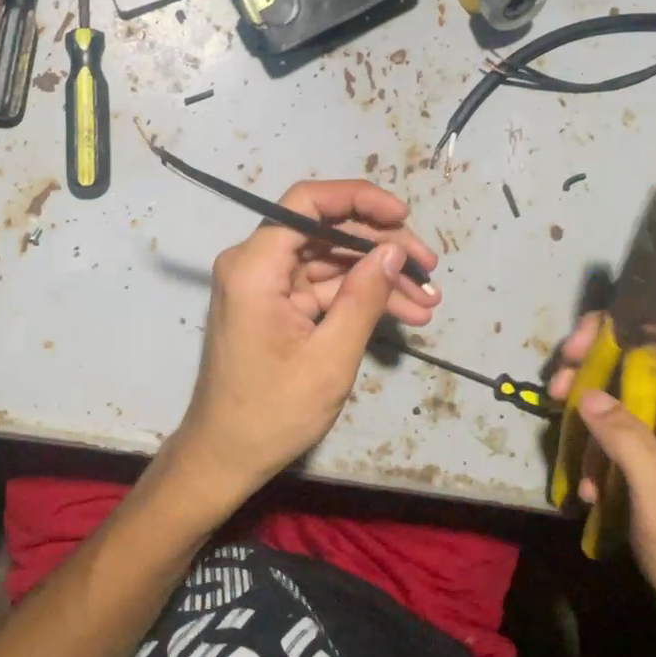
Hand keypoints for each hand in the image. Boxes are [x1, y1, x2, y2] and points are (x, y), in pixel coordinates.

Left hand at [167, 180, 439, 504]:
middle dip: (380, 246)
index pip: (306, 202)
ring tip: (428, 300)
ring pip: (330, 259)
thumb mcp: (330, 358)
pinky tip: (403, 312)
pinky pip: (322, 287)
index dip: (357, 199)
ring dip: (378, 277)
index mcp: (255, 266)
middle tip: (430, 269)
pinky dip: (360, 297)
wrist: (225, 457)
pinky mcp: (275, 304)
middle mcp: (254, 263)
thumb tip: (395, 251)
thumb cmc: (272, 412)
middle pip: (324, 230)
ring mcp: (264, 284)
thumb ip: (364, 297)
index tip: (402, 216)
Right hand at [548, 281, 655, 656]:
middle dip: (605, 344)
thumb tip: (589, 393)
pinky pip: (626, 432)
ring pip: (631, 392)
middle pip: (653, 359)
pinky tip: (584, 474)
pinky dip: (597, 437)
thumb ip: (628, 444)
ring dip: (592, 390)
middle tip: (563, 360)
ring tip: (558, 406)